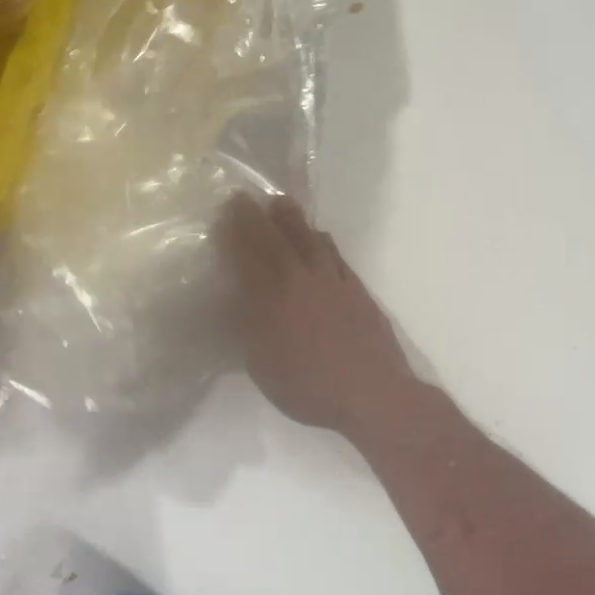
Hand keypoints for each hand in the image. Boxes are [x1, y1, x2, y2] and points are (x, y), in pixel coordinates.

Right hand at [217, 193, 419, 436]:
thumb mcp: (260, 365)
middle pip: (276, 239)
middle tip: (242, 199)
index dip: (233, 233)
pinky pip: (334, 255)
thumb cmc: (307, 386)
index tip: (221, 214)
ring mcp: (333, 282)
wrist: (373, 395)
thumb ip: (245, 329)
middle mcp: (300, 280)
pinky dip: (320, 241)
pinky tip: (318, 239)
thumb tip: (231, 302)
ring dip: (292, 220)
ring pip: (309, 240)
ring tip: (281, 205)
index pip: (247, 255)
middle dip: (256, 217)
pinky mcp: (357, 290)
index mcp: (271, 298)